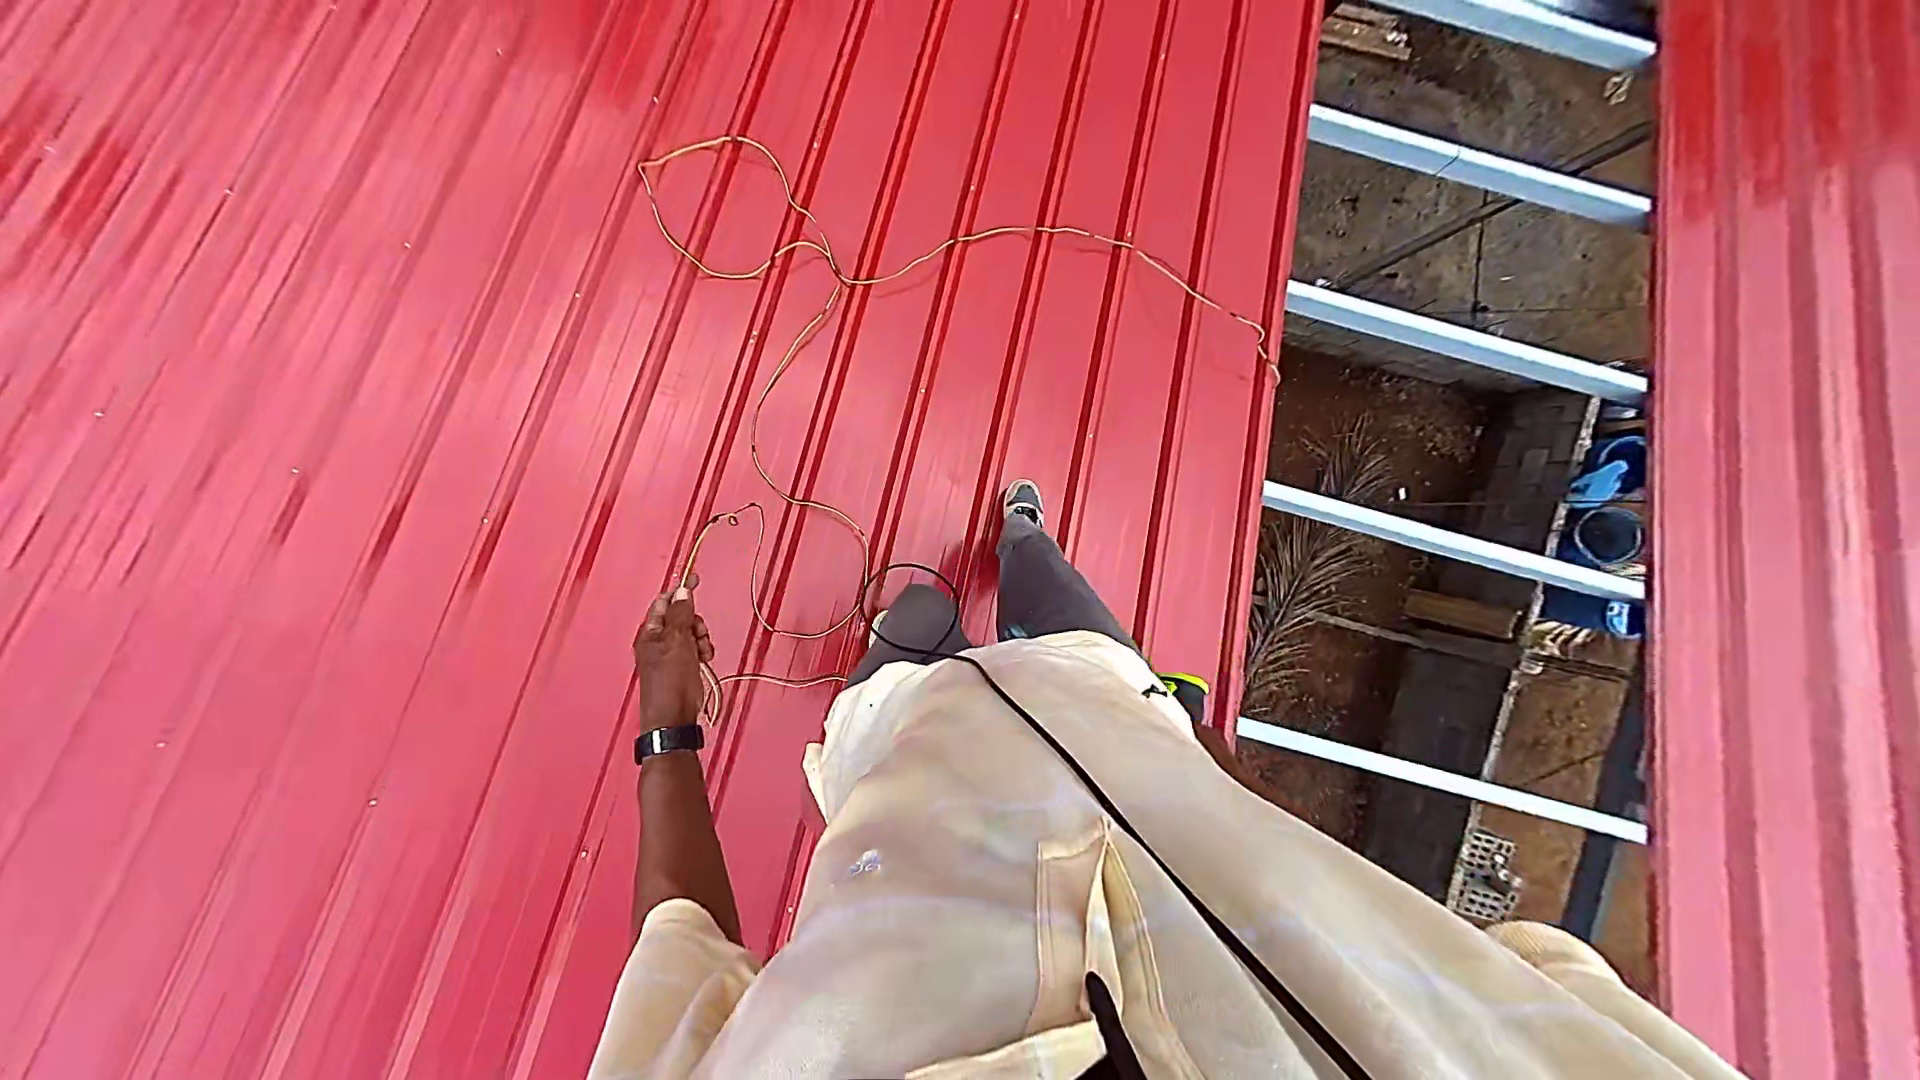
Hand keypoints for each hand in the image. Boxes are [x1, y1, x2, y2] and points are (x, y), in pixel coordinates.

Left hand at [635, 575, 713, 731]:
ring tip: (702, 651)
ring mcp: (669, 654)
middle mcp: (657, 641)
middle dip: (695, 621)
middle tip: (698, 634)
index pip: (665, 602)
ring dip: (701, 637)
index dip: (680, 590)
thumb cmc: (670, 683)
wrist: (675, 716)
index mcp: (650, 633)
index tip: (695, 578)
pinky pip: (695, 647)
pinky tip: (703, 659)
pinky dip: (702, 649)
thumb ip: (681, 614)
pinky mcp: (681, 664)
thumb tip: (682, 591)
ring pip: (690, 632)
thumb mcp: (678, 641)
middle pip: (681, 616)